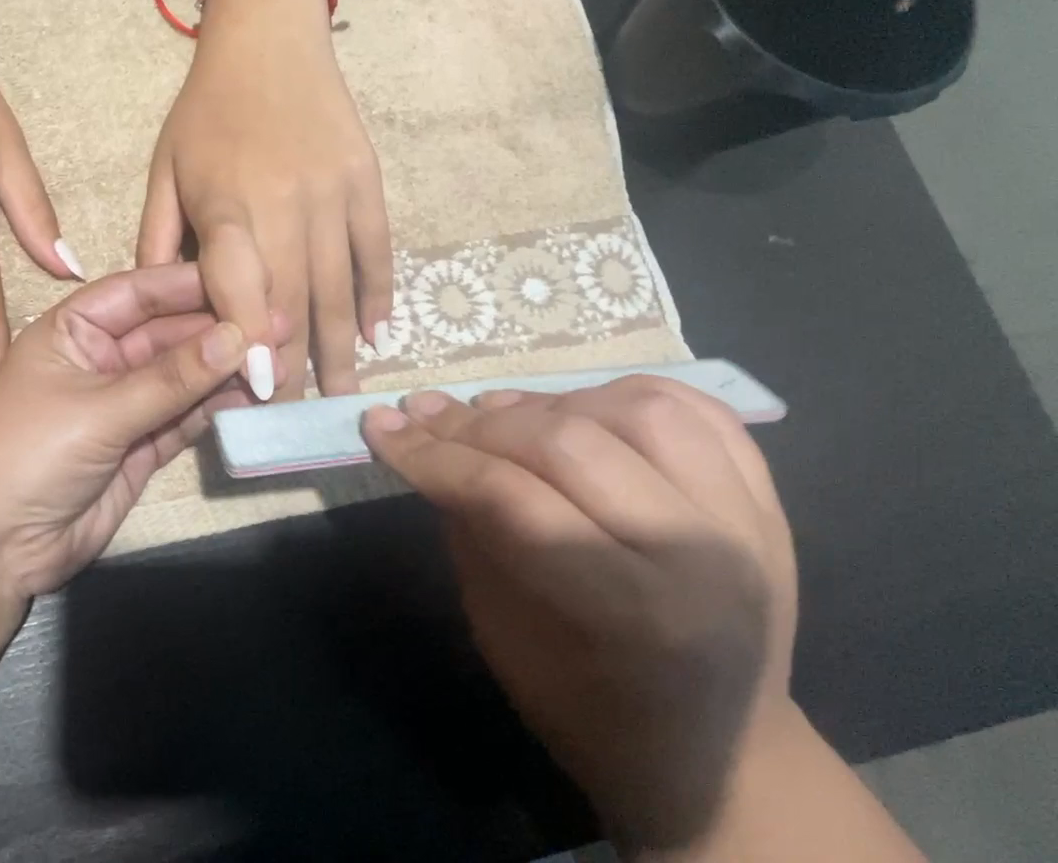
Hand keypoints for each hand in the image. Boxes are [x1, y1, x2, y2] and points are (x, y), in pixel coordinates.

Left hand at [0, 264, 273, 596]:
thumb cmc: (27, 452)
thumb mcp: (97, 408)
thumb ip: (170, 378)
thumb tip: (239, 337)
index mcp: (73, 329)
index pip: (139, 292)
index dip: (190, 284)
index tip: (246, 277)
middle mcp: (99, 359)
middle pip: (167, 334)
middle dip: (218, 331)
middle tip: (278, 325)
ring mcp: (120, 406)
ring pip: (182, 378)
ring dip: (224, 372)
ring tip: (279, 360)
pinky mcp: (137, 449)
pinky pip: (183, 419)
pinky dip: (215, 410)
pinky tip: (253, 398)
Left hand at [138, 0, 392, 402]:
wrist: (270, 40)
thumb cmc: (205, 112)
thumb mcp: (164, 173)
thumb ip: (159, 241)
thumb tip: (157, 306)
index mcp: (225, 207)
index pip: (239, 286)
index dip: (250, 342)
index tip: (261, 394)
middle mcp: (285, 207)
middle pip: (293, 302)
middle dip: (297, 364)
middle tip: (299, 417)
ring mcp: (333, 195)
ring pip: (339, 287)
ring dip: (342, 347)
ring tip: (344, 396)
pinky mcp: (367, 183)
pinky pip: (377, 251)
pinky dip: (378, 295)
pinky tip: (377, 335)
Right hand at [362, 377, 799, 849]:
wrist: (718, 752)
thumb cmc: (585, 706)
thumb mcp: (500, 629)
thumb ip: (471, 528)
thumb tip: (428, 442)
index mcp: (628, 608)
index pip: (508, 495)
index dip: (431, 456)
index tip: (378, 429)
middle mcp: (700, 551)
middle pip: (566, 442)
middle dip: (474, 424)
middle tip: (422, 419)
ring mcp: (747, 519)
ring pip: (634, 407)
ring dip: (547, 402)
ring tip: (499, 416)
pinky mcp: (769, 500)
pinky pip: (695, 409)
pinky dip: (621, 394)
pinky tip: (575, 409)